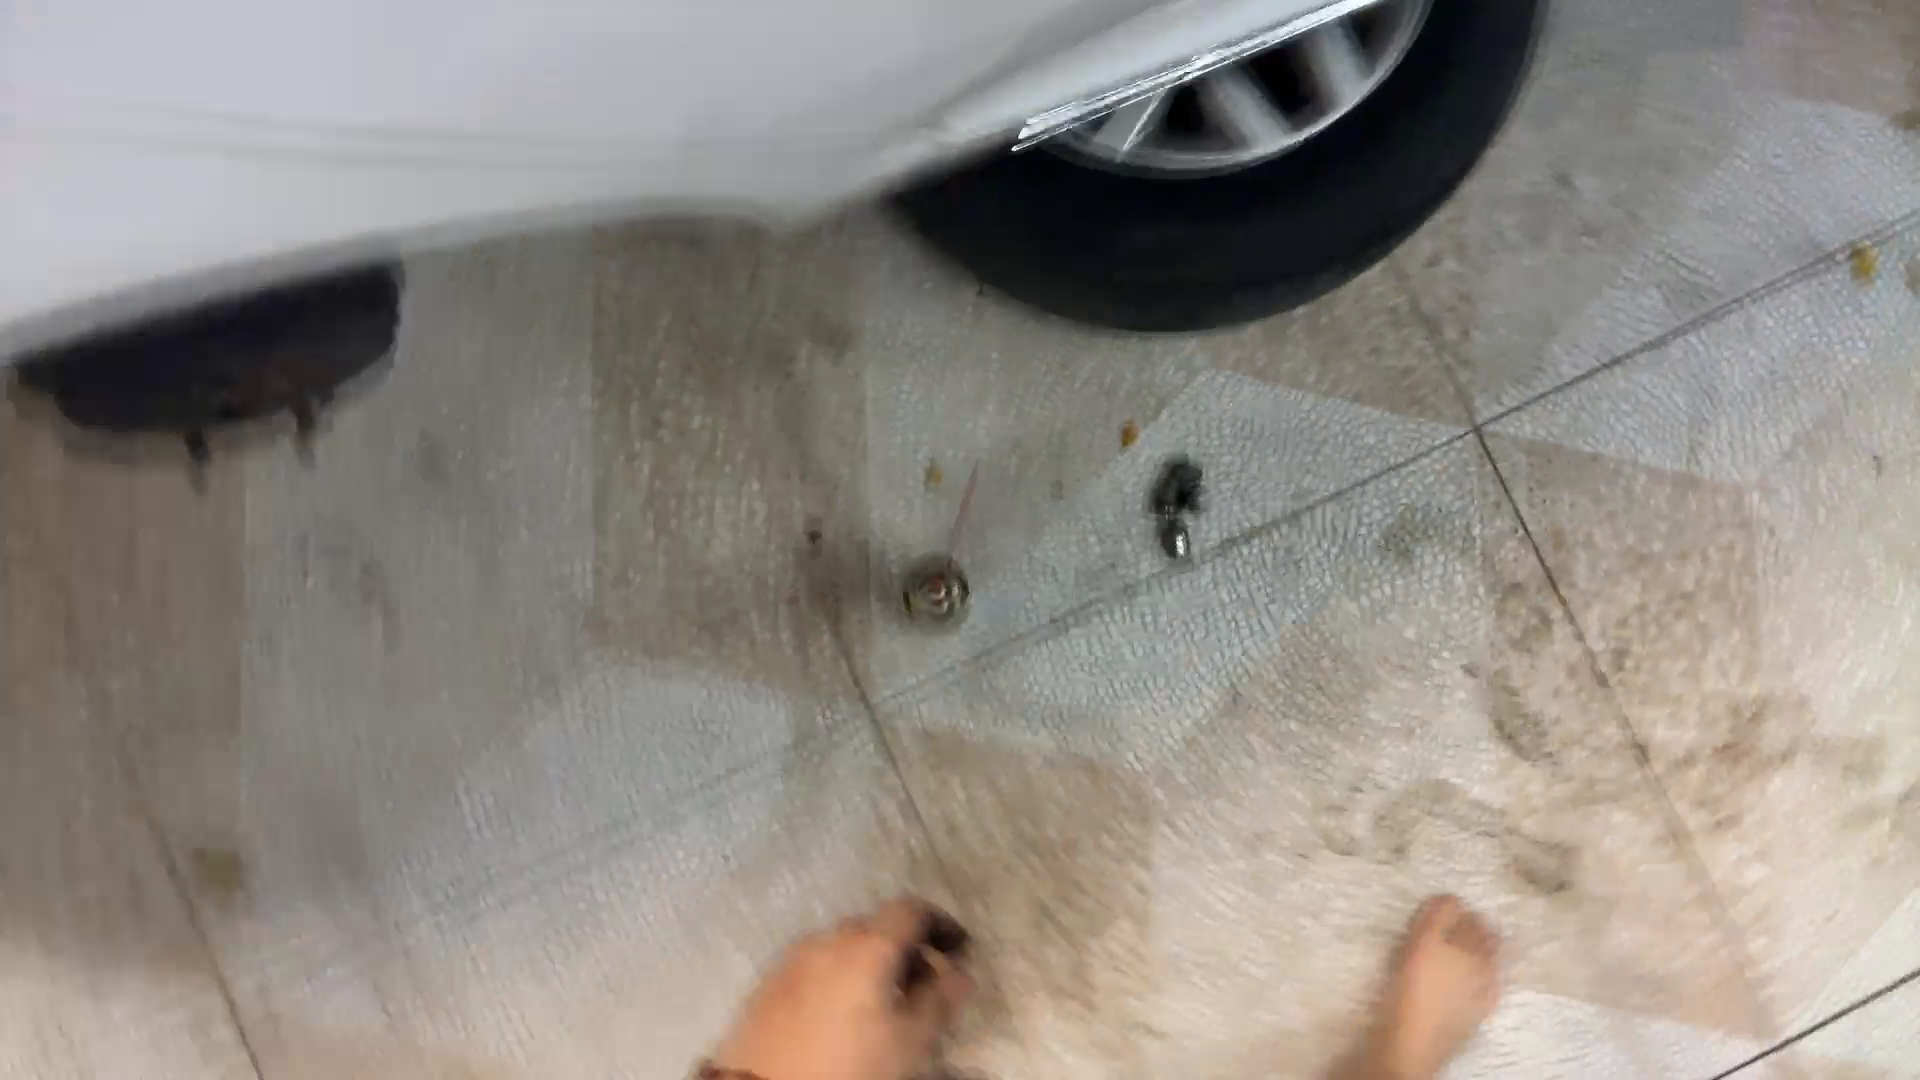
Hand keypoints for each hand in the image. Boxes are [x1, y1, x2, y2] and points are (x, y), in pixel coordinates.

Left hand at [707, 897, 974, 1079]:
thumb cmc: (848, 1066)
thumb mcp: (907, 1042)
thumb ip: (939, 1000)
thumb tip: (960, 974)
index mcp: (868, 943)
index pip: (912, 909)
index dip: (940, 923)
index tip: (958, 947)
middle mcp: (831, 936)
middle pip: (878, 927)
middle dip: (905, 948)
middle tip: (922, 984)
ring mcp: (795, 955)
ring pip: (844, 945)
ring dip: (869, 961)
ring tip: (880, 1002)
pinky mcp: (769, 980)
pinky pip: (815, 964)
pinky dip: (837, 974)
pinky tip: (840, 1009)